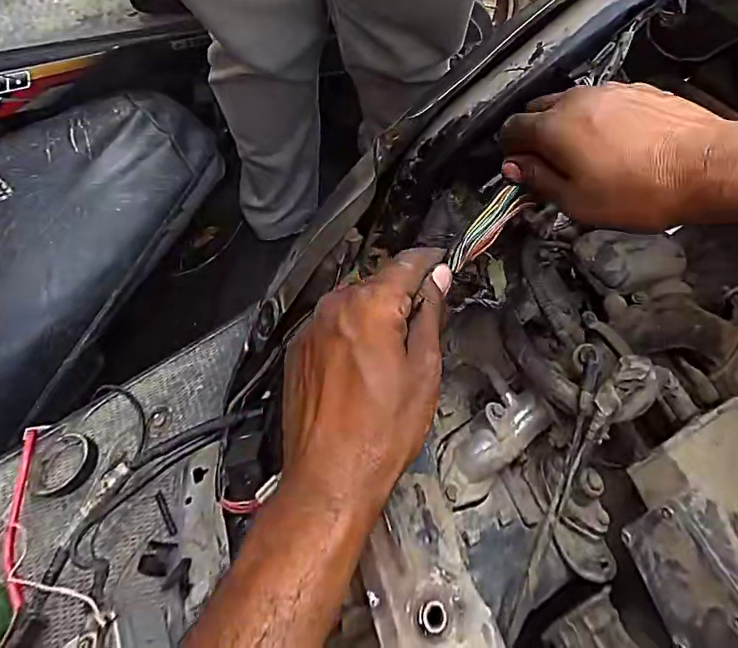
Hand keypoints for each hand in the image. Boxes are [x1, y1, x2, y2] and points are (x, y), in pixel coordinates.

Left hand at [282, 249, 451, 509]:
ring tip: (390, 356)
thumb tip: (436, 282)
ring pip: (353, 303)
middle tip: (422, 321)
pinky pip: (332, 325)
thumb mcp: (423, 371)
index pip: (405, 263)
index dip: (428, 261)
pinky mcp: (298, 348)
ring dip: (374, 315)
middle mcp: (334, 307)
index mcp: (369, 306)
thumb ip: (429, 315)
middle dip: (401, 295)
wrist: (329, 477)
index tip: (438, 262)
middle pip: (377, 282)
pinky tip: (362, 368)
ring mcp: (312, 327)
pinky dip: (350, 333)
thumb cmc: (377, 435)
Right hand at [500, 83, 730, 230]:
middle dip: (535, 133)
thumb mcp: (578, 201)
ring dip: (567, 124)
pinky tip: (618, 143)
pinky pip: (603, 101)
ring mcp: (608, 91)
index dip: (510, 150)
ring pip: (570, 103)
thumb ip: (539, 180)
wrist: (706, 165)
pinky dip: (598, 118)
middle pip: (537, 109)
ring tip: (587, 154)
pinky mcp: (637, 90)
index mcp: (552, 127)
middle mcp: (575, 100)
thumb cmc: (642, 190)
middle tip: (550, 163)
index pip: (512, 128)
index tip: (520, 167)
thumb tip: (515, 167)